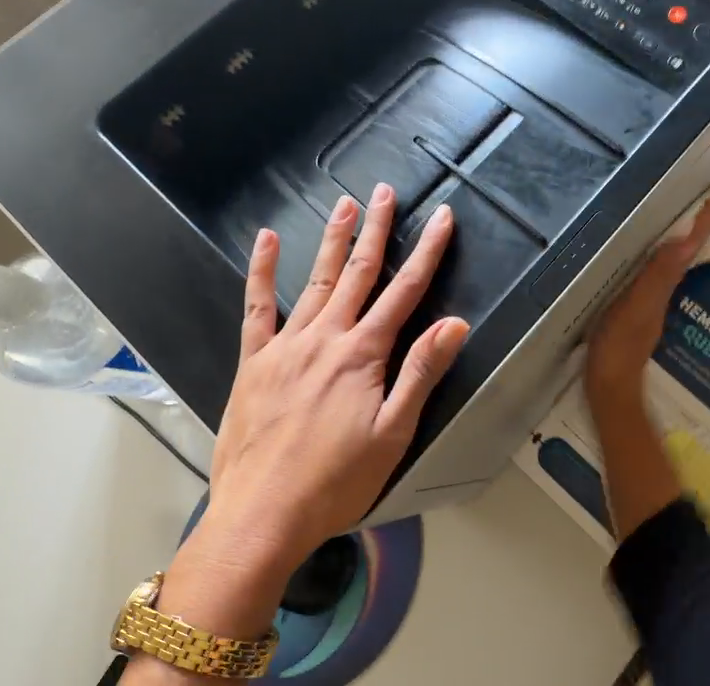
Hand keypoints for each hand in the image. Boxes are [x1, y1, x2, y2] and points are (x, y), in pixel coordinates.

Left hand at [210, 183, 468, 560]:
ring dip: (333, 241)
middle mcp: (325, 338)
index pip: (405, 291)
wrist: (260, 518)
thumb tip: (455, 322)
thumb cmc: (336, 482)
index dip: (427, 251)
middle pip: (359, 273)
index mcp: (363, 355)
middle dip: (377, 230)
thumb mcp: (394, 433)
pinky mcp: (254, 363)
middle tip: (385, 192)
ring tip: (345, 205)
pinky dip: (262, 272)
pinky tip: (267, 241)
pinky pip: (257, 308)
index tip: (443, 218)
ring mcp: (285, 346)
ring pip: (315, 281)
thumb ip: (422, 372)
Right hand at [585, 199, 709, 414]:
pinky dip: (663, 260)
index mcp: (665, 288)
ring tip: (681, 218)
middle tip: (702, 200)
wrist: (608, 390)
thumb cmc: (617, 347)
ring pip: (675, 266)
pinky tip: (651, 257)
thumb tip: (684, 241)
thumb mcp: (635, 307)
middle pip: (687, 255)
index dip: (703, 224)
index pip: (690, 249)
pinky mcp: (639, 313)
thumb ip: (658, 276)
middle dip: (697, 228)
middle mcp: (665, 294)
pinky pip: (658, 278)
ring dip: (682, 242)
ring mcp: (653, 305)